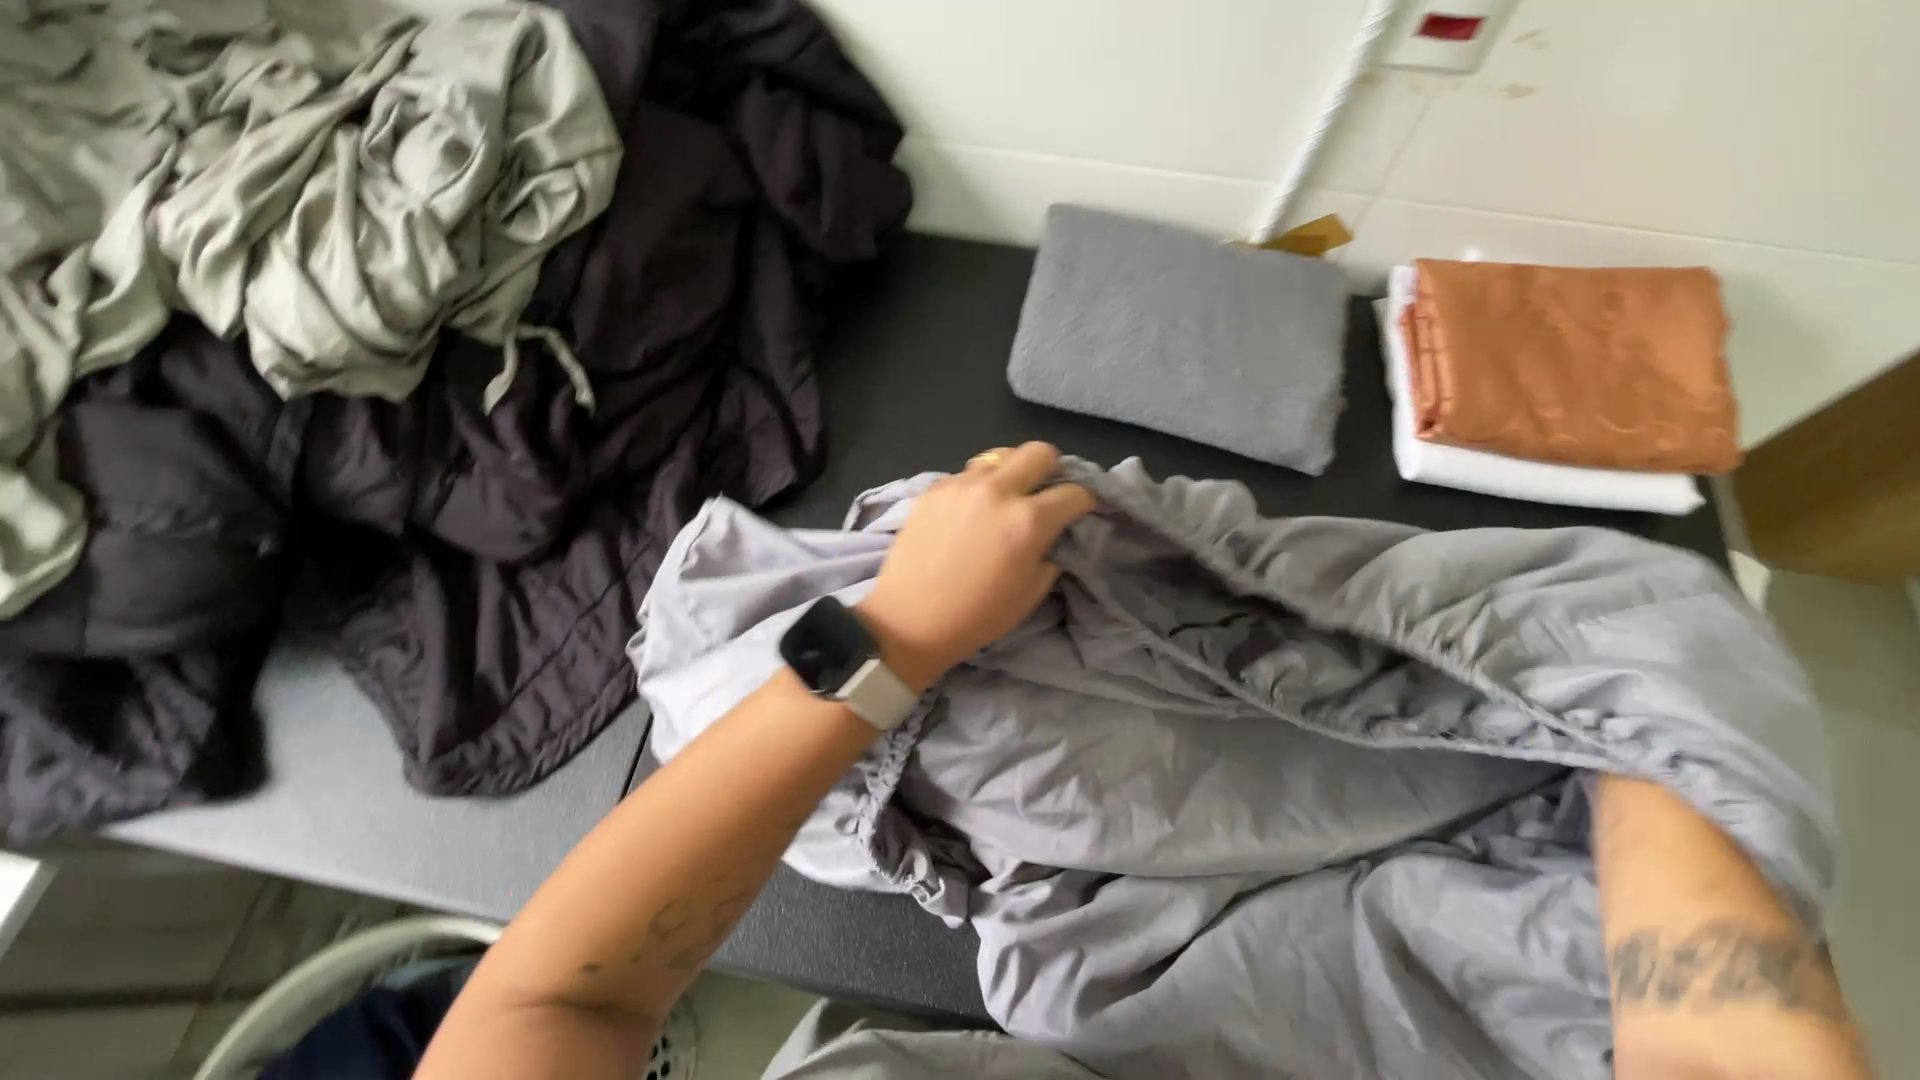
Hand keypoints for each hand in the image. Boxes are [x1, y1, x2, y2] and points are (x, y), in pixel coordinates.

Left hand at [856, 442, 1095, 692]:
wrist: (910, 620)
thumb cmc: (977, 616)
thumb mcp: (1031, 593)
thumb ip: (1051, 554)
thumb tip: (1055, 536)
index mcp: (1029, 521)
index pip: (1074, 492)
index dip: (1084, 502)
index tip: (1080, 511)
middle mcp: (998, 491)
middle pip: (1040, 451)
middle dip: (1051, 468)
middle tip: (1044, 492)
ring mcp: (962, 485)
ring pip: (1000, 455)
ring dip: (1011, 472)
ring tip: (1005, 498)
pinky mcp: (935, 488)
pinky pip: (968, 473)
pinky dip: (978, 486)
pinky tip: (971, 512)